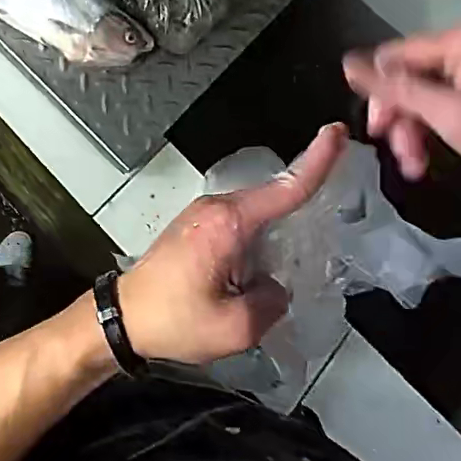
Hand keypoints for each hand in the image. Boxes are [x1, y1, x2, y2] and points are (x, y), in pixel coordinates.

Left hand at [117, 123, 347, 364]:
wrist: (122, 317)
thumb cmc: (173, 319)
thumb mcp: (235, 328)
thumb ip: (272, 302)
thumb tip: (275, 286)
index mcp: (228, 223)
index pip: (285, 187)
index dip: (318, 160)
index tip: (338, 132)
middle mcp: (216, 207)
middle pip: (272, 200)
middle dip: (297, 218)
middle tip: (310, 252)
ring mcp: (203, 212)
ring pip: (256, 217)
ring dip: (270, 241)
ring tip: (261, 282)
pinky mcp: (196, 224)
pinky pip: (238, 225)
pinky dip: (253, 243)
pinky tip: (248, 276)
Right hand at [342, 19, 460, 208]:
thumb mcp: (453, 116)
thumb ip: (398, 89)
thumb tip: (346, 63)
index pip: (399, 54)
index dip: (380, 90)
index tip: (375, 132)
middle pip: (412, 74)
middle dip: (400, 115)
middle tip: (397, 153)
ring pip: (426, 92)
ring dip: (414, 128)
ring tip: (414, 165)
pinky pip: (447, 101)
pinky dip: (434, 128)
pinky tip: (429, 156)